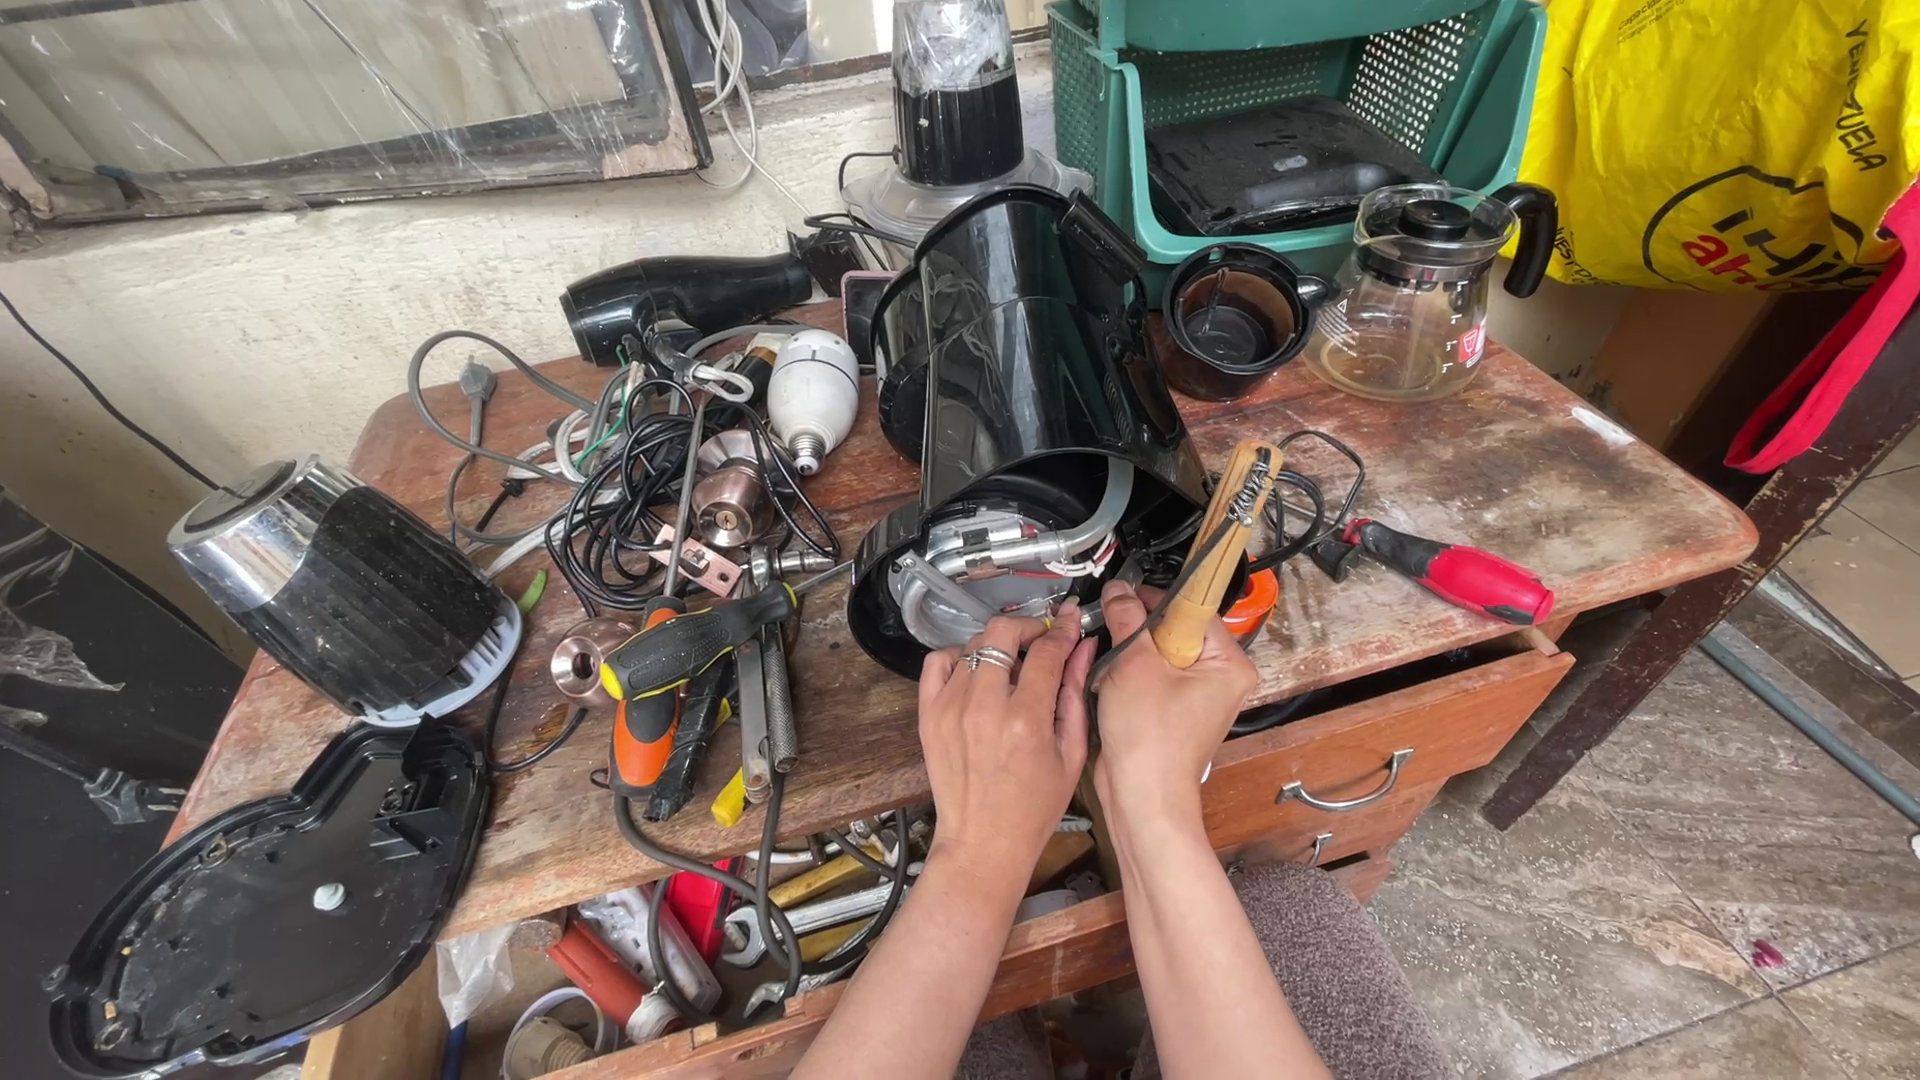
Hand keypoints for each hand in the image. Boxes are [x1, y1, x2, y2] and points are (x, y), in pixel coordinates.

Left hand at [918, 608, 1087, 885]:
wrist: (982, 844)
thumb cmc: (1034, 808)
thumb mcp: (1071, 754)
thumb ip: (1075, 694)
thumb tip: (1082, 647)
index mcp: (1026, 721)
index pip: (1046, 651)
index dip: (1062, 630)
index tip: (1070, 622)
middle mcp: (984, 707)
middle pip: (1002, 632)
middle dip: (1027, 627)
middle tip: (1040, 639)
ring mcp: (950, 708)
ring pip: (973, 644)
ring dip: (997, 645)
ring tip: (1011, 665)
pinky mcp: (928, 714)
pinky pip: (938, 662)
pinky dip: (959, 656)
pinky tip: (976, 672)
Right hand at [1062, 581, 1257, 823]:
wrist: (1141, 796)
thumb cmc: (1150, 739)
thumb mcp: (1134, 664)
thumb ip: (1126, 618)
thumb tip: (1118, 590)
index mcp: (1229, 664)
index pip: (1193, 608)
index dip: (1156, 598)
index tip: (1126, 594)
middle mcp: (1221, 677)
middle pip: (1173, 629)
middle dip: (1137, 631)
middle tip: (1112, 632)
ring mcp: (1198, 695)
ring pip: (1158, 652)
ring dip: (1129, 654)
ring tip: (1113, 668)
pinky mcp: (1175, 709)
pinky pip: (1152, 675)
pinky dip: (1130, 675)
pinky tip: (1113, 686)